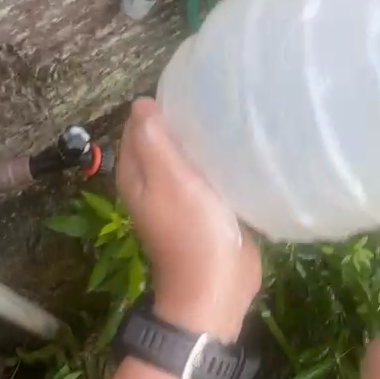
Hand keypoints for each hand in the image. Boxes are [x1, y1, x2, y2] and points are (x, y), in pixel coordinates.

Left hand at [115, 98, 260, 340]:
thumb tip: (141, 103)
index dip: (162, 106)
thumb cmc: (192, 233)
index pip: (141, 126)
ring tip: (233, 118)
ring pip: (192, 156)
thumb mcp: (171, 182)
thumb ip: (155, 143)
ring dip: (207, 141)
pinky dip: (221, 161)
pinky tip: (242, 149)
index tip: (193, 89)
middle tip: (218, 100)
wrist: (217, 289)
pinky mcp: (210, 207)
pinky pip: (212, 174)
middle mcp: (156, 183)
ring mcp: (183, 197)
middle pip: (167, 139)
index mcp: (138, 176)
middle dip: (187, 120)